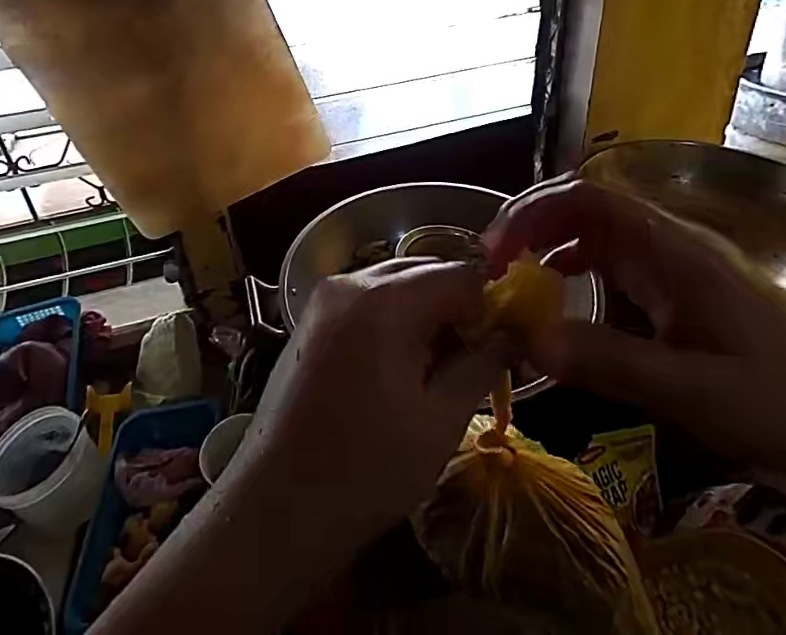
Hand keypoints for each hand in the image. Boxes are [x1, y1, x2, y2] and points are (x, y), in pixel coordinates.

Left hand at [99, 260, 504, 634]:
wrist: (271, 514)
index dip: (490, 306)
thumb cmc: (364, 470)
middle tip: (474, 358)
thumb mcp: (441, 420)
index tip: (502, 346)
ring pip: (398, 284)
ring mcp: (325, 299)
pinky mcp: (312, 320)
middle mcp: (350, 283)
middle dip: (459, 308)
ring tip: (438, 368)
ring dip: (428, 313)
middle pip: (427, 272)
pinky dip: (397, 319)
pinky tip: (400, 367)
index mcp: (384, 300)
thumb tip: (513, 334)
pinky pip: (370, 300)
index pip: (461, 274)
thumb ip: (482, 364)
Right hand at [484, 176, 785, 474]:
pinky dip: (579, 275)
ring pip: (601, 237)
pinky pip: (618, 267)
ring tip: (512, 282)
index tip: (494, 252)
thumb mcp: (692, 392)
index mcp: (676, 250)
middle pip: (590, 208)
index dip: (535, 212)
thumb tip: (527, 338)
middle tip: (491, 267)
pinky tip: (562, 301)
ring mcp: (680, 267)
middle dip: (534, 226)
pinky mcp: (685, 293)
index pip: (592, 199)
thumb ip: (608, 363)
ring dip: (553, 248)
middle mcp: (674, 245)